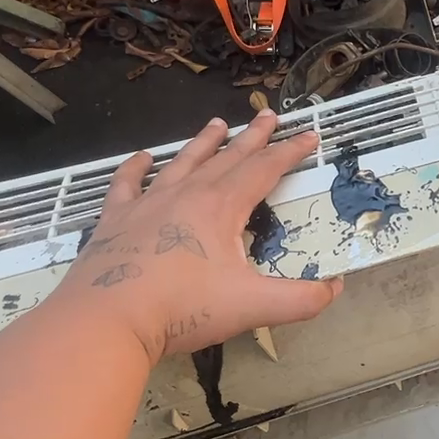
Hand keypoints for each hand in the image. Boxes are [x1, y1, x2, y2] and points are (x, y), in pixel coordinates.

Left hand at [46, 111, 341, 363]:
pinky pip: (127, 184)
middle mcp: (187, 194)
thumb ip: (301, 300)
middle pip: (228, 156)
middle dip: (254, 136)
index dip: (291, 151)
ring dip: (204, 142)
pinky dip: (135, 168)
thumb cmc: (181, 310)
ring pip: (183, 162)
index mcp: (222, 206)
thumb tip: (335, 289)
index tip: (309, 135)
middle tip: (270, 115)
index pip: (265, 169)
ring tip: (218, 123)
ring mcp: (147, 203)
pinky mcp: (115, 221)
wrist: (103, 323)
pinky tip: (142, 158)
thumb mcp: (252, 307)